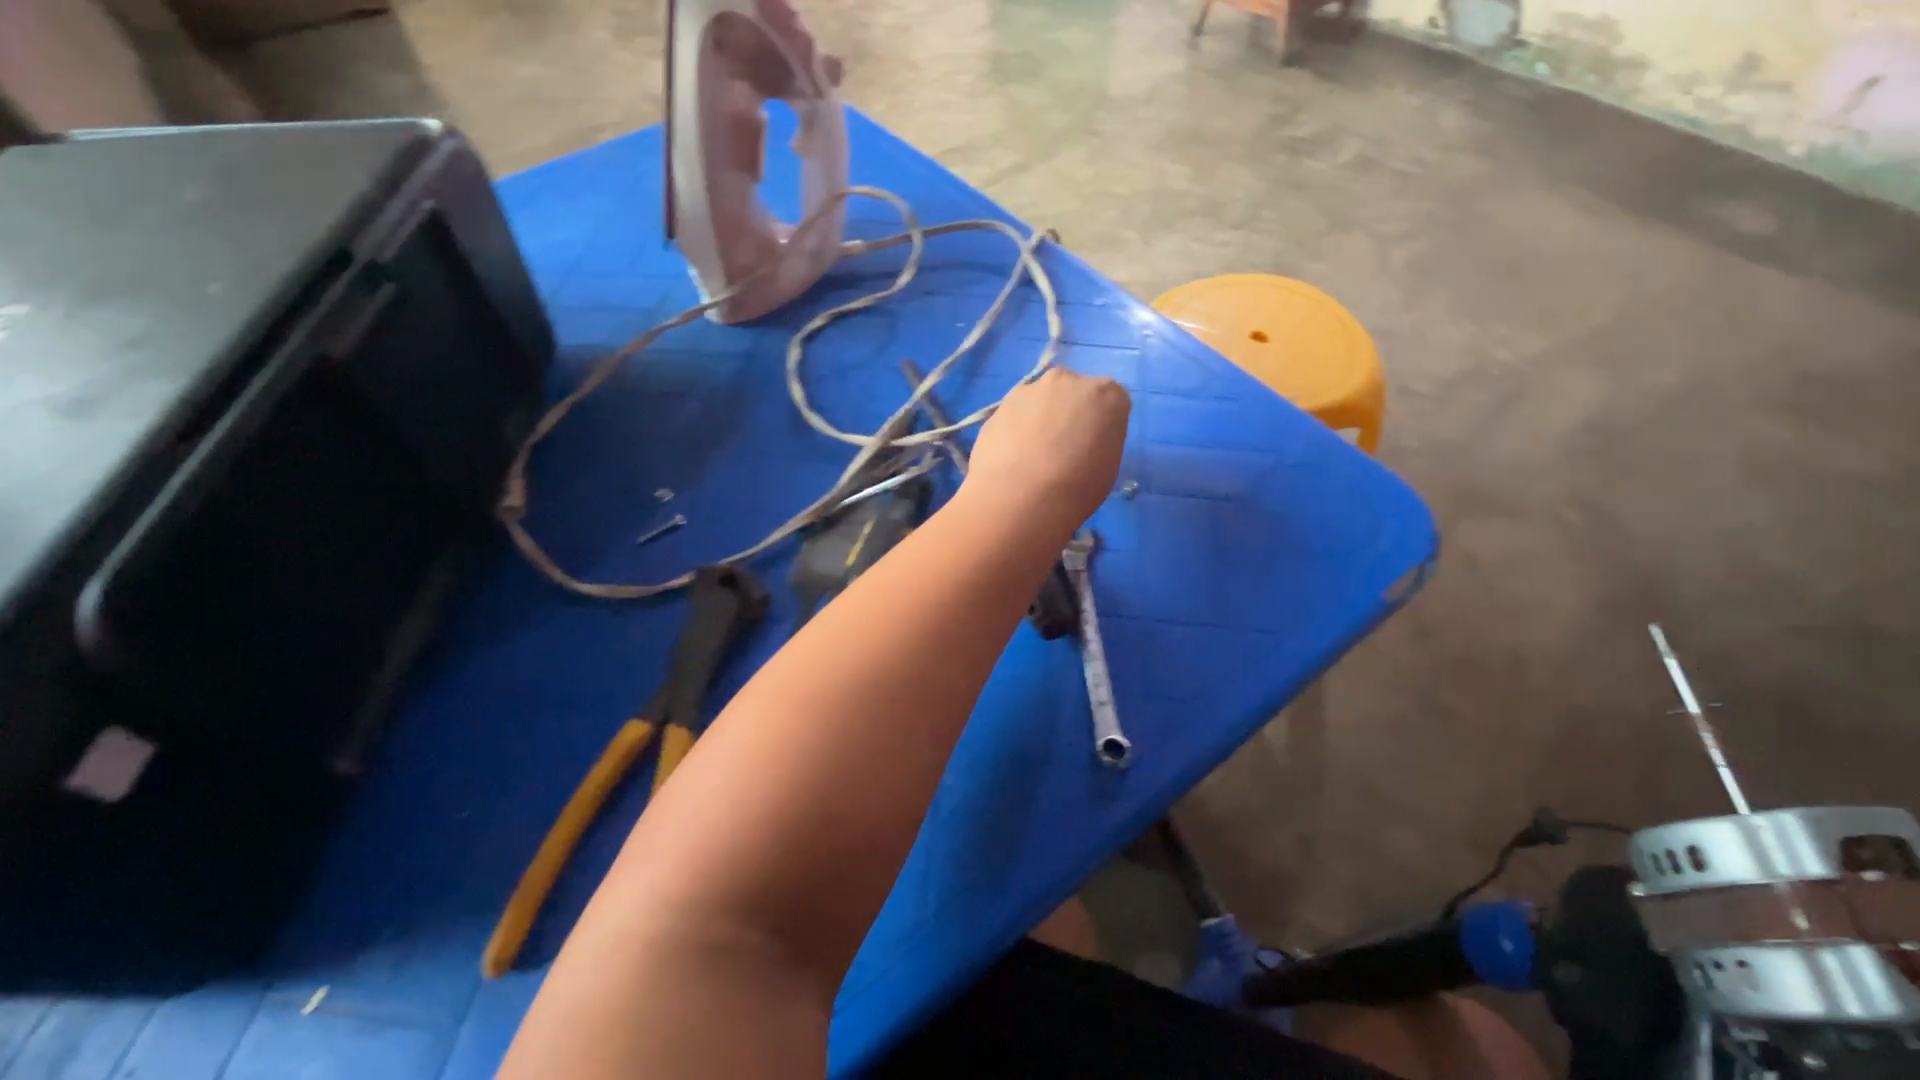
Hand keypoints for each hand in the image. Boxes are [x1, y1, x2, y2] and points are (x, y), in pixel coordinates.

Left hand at [962, 368, 1130, 530]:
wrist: (1019, 495)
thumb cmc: (1077, 487)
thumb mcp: (1108, 467)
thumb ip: (1101, 441)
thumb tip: (1085, 440)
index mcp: (1108, 394)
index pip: (1111, 403)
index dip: (1101, 426)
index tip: (1093, 447)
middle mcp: (1070, 380)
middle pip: (1074, 392)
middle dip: (1070, 413)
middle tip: (1062, 449)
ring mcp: (1031, 388)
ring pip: (1042, 400)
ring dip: (1040, 418)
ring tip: (1031, 456)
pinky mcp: (1000, 402)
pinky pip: (1016, 414)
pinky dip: (1016, 428)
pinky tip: (1011, 456)